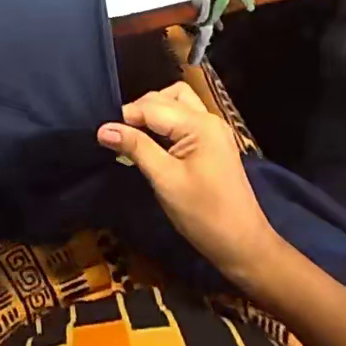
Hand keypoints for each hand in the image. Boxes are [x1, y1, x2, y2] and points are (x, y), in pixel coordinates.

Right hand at [98, 83, 287, 290]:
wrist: (244, 247)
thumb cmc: (204, 215)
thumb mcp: (165, 180)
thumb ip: (135, 148)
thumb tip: (103, 129)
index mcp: (199, 125)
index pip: (151, 107)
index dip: (124, 117)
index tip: (102, 134)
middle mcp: (207, 119)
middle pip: (163, 98)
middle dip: (137, 112)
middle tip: (117, 137)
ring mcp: (212, 130)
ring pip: (175, 102)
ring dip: (151, 112)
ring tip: (134, 136)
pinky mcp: (212, 143)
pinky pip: (182, 118)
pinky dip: (163, 122)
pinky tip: (151, 142)